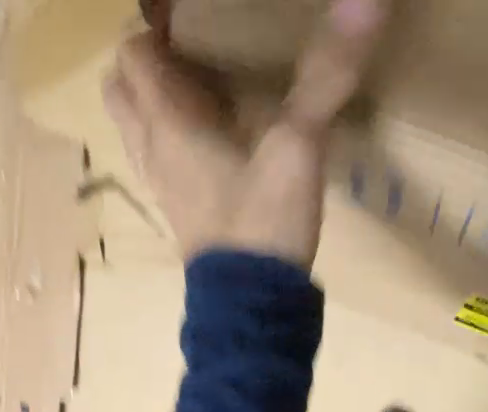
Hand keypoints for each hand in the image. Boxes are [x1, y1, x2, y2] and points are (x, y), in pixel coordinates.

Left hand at [102, 0, 386, 266]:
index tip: (188, 17)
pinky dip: (175, 147)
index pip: (135, 54)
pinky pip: (162, 167)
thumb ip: (325, 77)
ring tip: (200, 97)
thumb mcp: (298, 146)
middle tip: (188, 54)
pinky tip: (214, 150)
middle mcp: (154, 151)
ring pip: (138, 132)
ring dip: (156, 106)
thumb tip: (366, 2)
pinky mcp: (183, 219)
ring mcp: (164, 189)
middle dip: (145, 64)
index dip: (154, 27)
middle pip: (121, 90)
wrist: (252, 306)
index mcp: (168, 123)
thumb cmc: (263, 222)